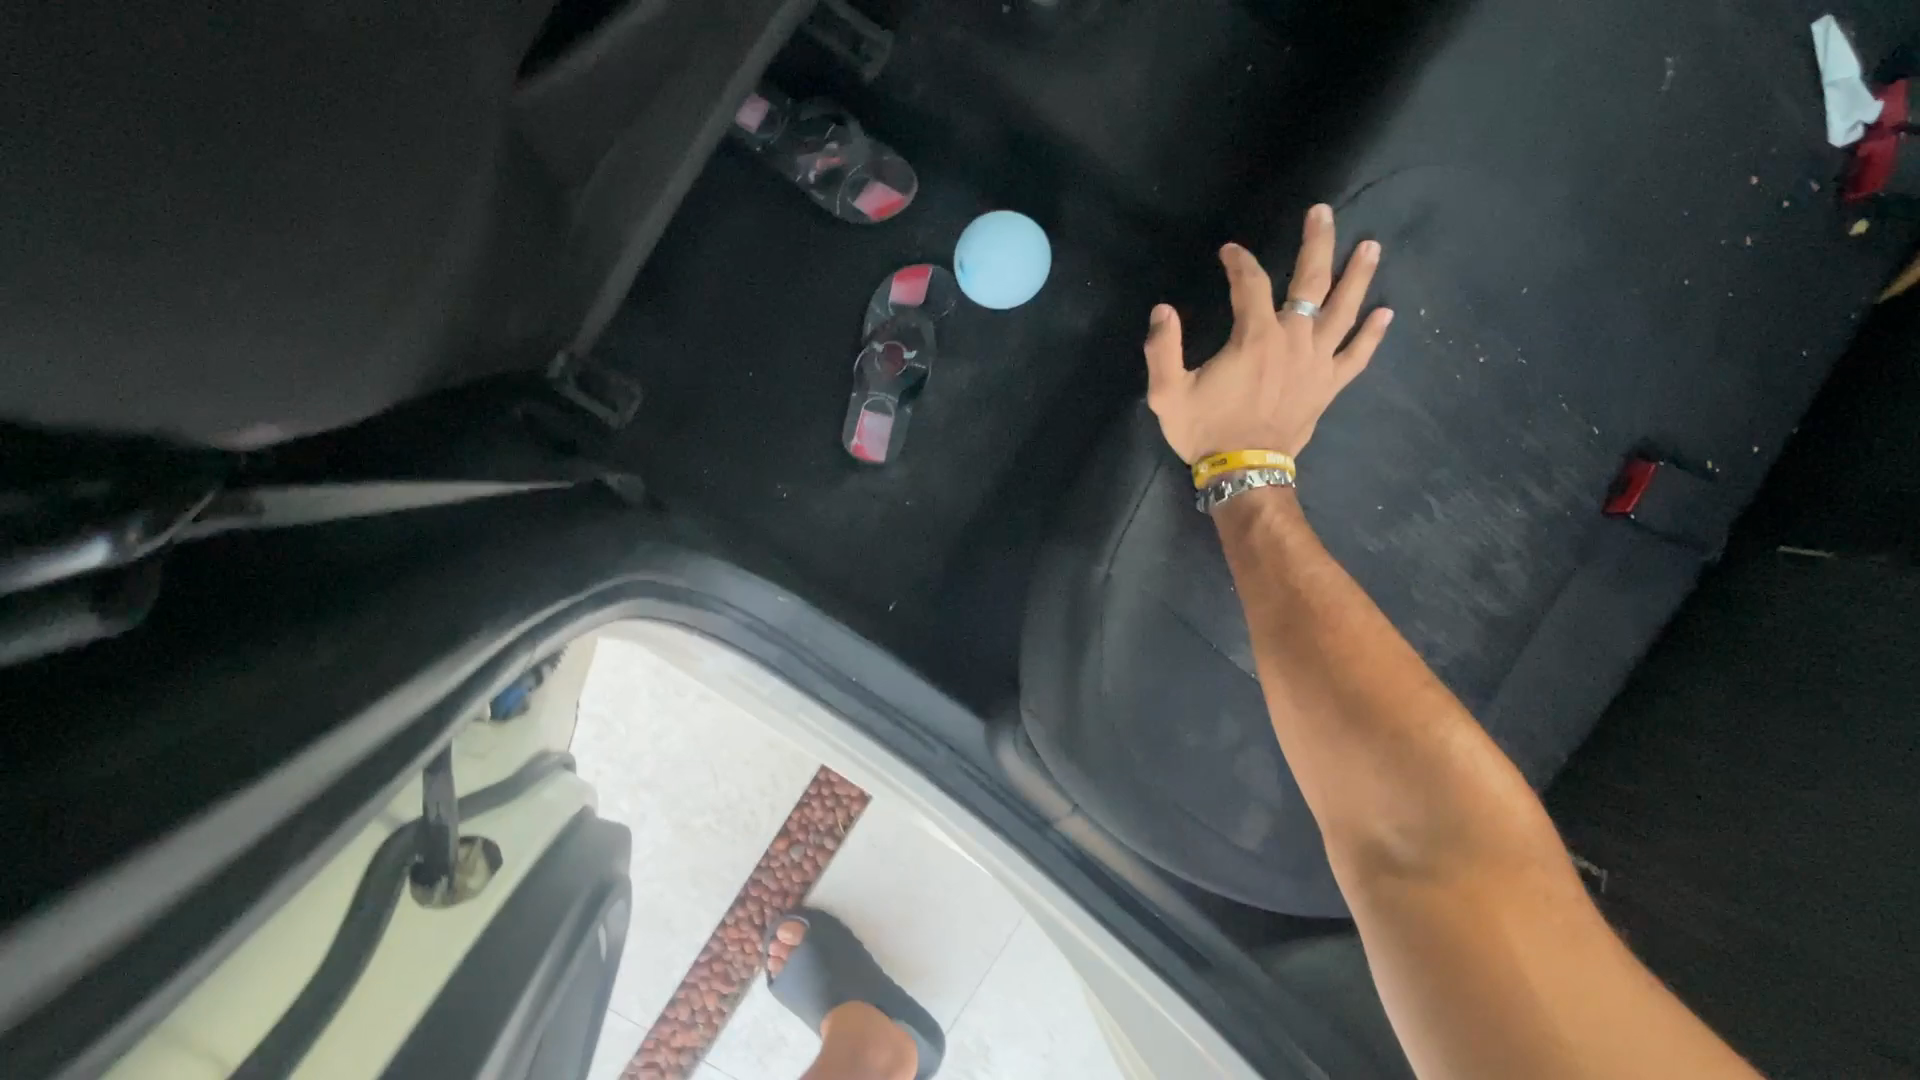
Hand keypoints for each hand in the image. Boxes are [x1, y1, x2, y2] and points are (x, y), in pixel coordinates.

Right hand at [1144, 204, 1392, 463]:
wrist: (1243, 473)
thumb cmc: (1204, 431)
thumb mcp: (1167, 393)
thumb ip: (1162, 348)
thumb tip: (1163, 310)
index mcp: (1255, 337)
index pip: (1250, 283)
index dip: (1239, 262)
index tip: (1229, 252)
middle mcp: (1294, 340)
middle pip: (1312, 281)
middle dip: (1317, 243)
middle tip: (1323, 213)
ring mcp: (1317, 363)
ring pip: (1344, 310)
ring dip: (1358, 276)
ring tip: (1370, 247)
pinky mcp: (1329, 386)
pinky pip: (1357, 356)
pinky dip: (1372, 334)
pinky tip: (1386, 313)